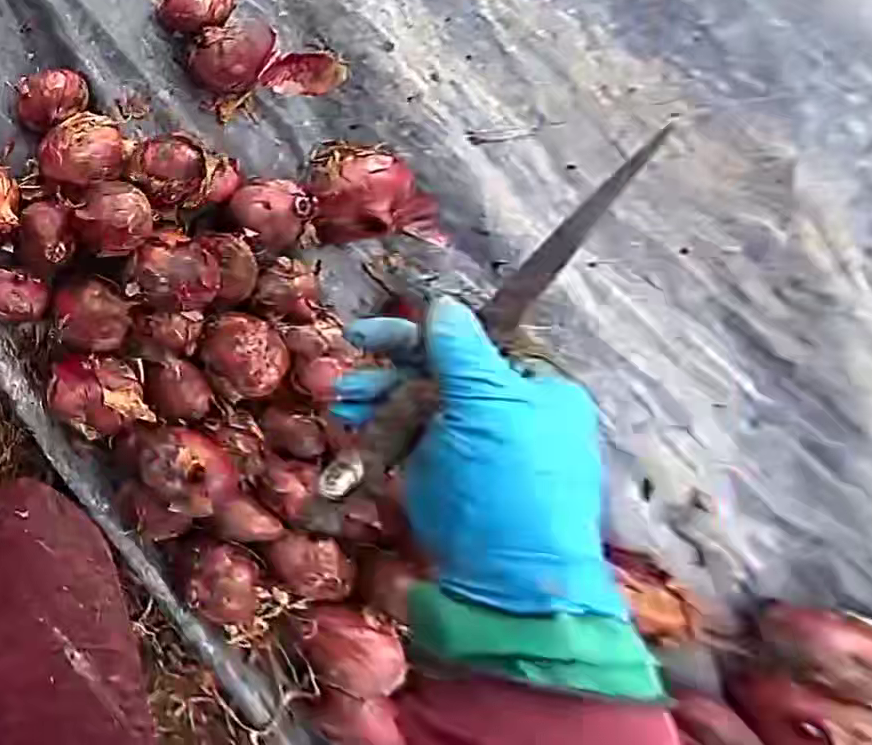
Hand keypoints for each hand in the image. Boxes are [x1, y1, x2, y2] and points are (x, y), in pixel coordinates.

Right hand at [333, 297, 626, 618]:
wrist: (501, 569)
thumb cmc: (508, 479)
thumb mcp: (488, 407)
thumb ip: (461, 352)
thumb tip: (443, 302)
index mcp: (527, 388)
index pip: (467, 341)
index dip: (421, 333)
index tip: (374, 332)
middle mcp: (494, 403)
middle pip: (429, 363)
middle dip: (388, 360)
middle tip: (353, 345)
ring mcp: (459, 431)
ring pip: (405, 392)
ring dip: (371, 391)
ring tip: (344, 400)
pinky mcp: (429, 454)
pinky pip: (394, 423)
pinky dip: (370, 419)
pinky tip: (349, 419)